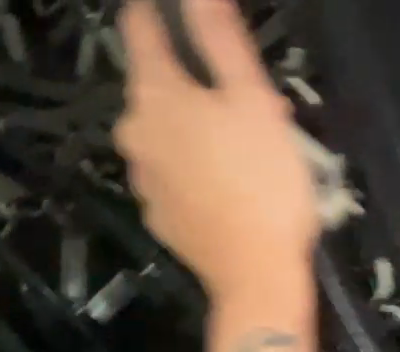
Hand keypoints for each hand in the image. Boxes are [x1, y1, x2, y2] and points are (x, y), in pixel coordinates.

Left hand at [114, 0, 318, 299]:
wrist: (257, 277)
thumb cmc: (265, 186)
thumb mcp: (256, 103)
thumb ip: (221, 40)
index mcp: (155, 93)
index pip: (140, 26)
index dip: (163, 14)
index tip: (191, 20)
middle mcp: (134, 129)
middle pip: (160, 90)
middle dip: (200, 93)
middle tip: (250, 114)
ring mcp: (142, 178)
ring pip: (168, 139)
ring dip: (199, 137)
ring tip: (247, 161)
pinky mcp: (158, 218)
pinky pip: (175, 182)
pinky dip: (197, 179)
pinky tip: (230, 195)